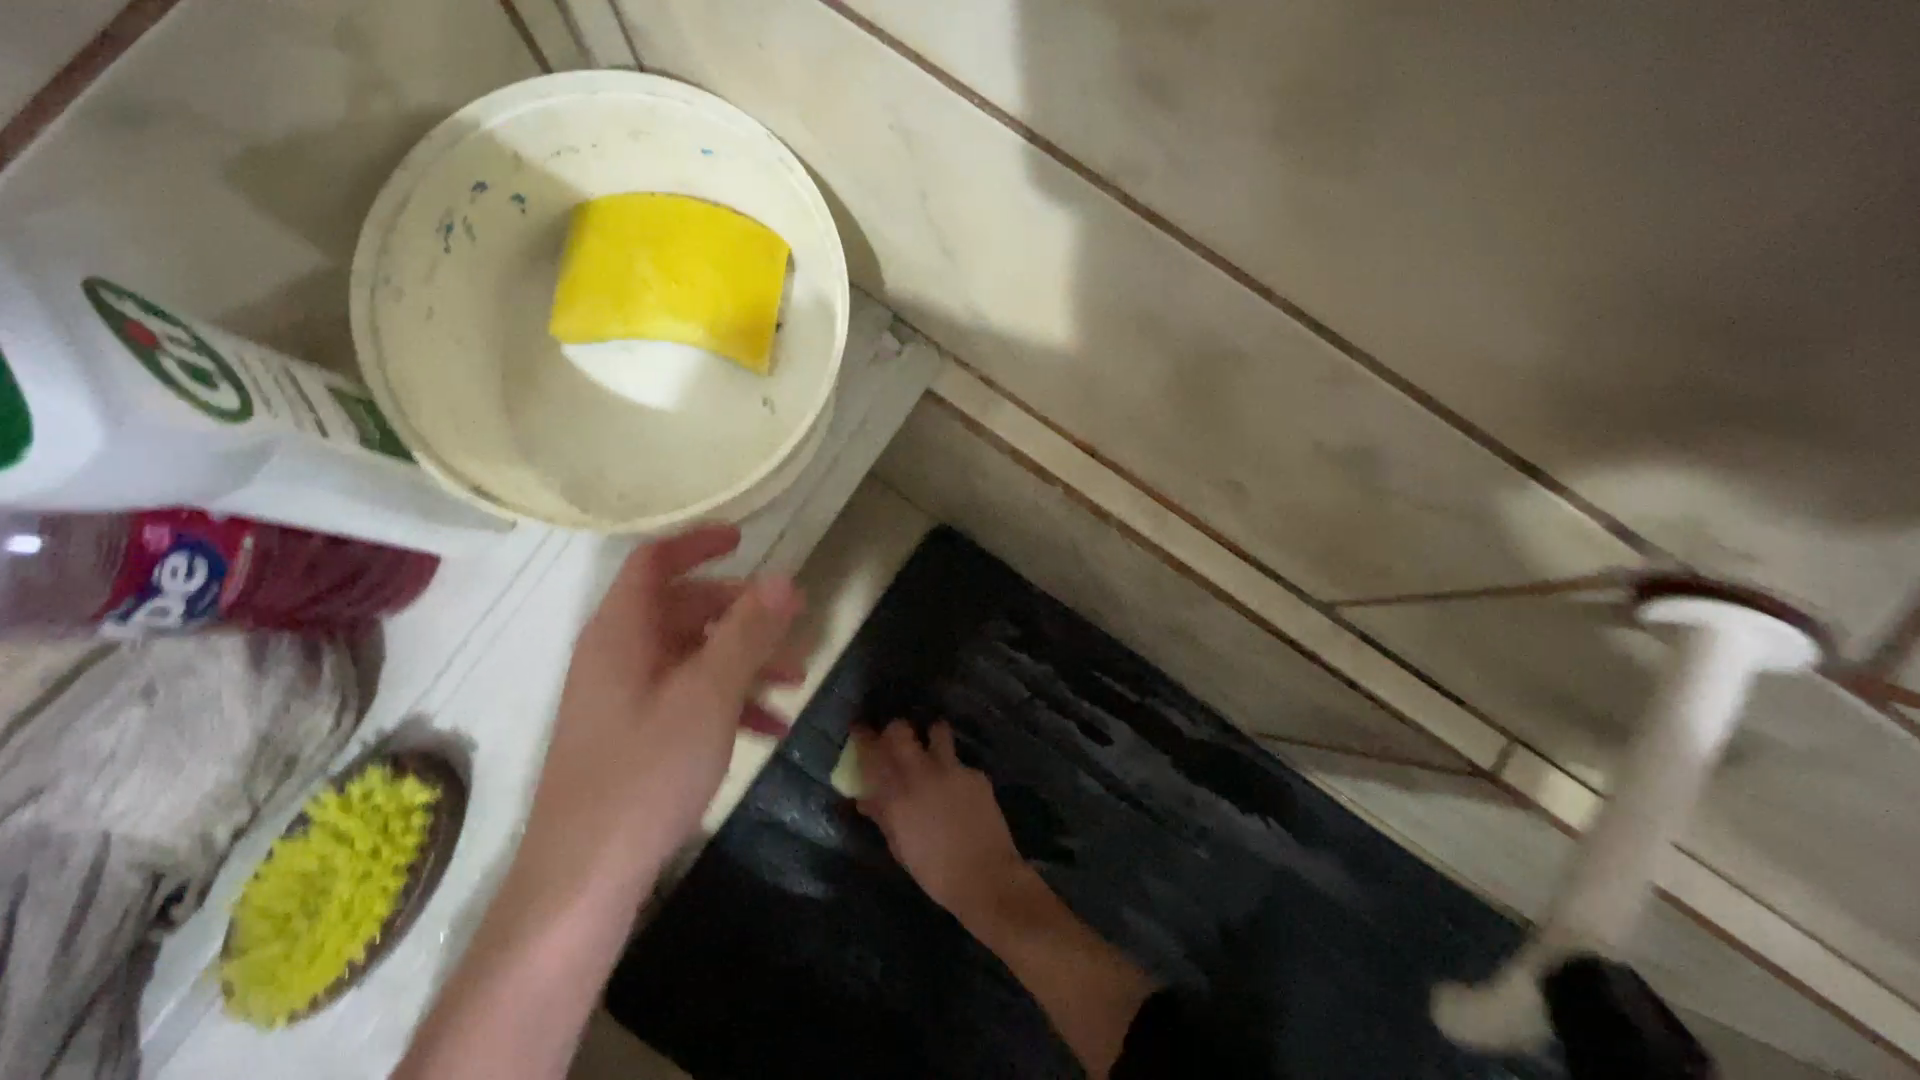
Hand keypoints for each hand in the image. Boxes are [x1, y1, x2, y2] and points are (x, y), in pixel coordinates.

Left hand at [528, 525, 804, 889]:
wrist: (584, 872)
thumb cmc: (647, 772)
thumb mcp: (708, 696)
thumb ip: (747, 633)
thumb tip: (784, 578)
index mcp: (621, 632)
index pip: (655, 562)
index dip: (699, 544)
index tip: (747, 540)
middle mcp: (615, 654)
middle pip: (680, 609)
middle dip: (741, 614)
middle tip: (793, 629)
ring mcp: (620, 697)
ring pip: (689, 656)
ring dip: (742, 661)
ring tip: (796, 683)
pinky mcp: (629, 735)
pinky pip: (683, 696)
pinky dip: (724, 700)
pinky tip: (768, 728)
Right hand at [854, 720, 1032, 920]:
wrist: (985, 876)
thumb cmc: (935, 872)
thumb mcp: (899, 847)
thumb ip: (882, 816)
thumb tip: (865, 799)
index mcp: (895, 795)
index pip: (871, 753)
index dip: (863, 737)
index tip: (860, 730)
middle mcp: (921, 774)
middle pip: (900, 731)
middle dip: (894, 729)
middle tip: (895, 738)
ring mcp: (951, 770)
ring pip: (937, 731)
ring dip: (931, 735)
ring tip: (933, 747)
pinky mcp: (977, 775)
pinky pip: (960, 763)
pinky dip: (955, 771)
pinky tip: (959, 790)